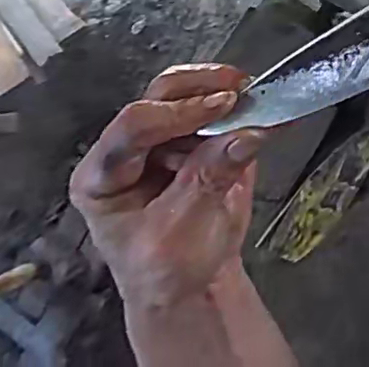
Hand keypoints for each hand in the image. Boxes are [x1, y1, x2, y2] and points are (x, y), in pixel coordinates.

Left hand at [70, 63, 267, 310]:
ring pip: (190, 87)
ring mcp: (167, 135)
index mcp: (104, 176)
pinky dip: (246, 99)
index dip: (178, 112)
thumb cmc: (169, 267)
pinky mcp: (202, 131)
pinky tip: (264, 104)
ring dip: (223, 88)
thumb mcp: (181, 232)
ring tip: (253, 98)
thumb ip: (209, 179)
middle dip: (202, 89)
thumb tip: (247, 136)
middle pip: (160, 95)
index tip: (222, 107)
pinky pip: (220, 102)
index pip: (133, 126)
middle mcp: (131, 146)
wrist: (195, 281)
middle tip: (239, 93)